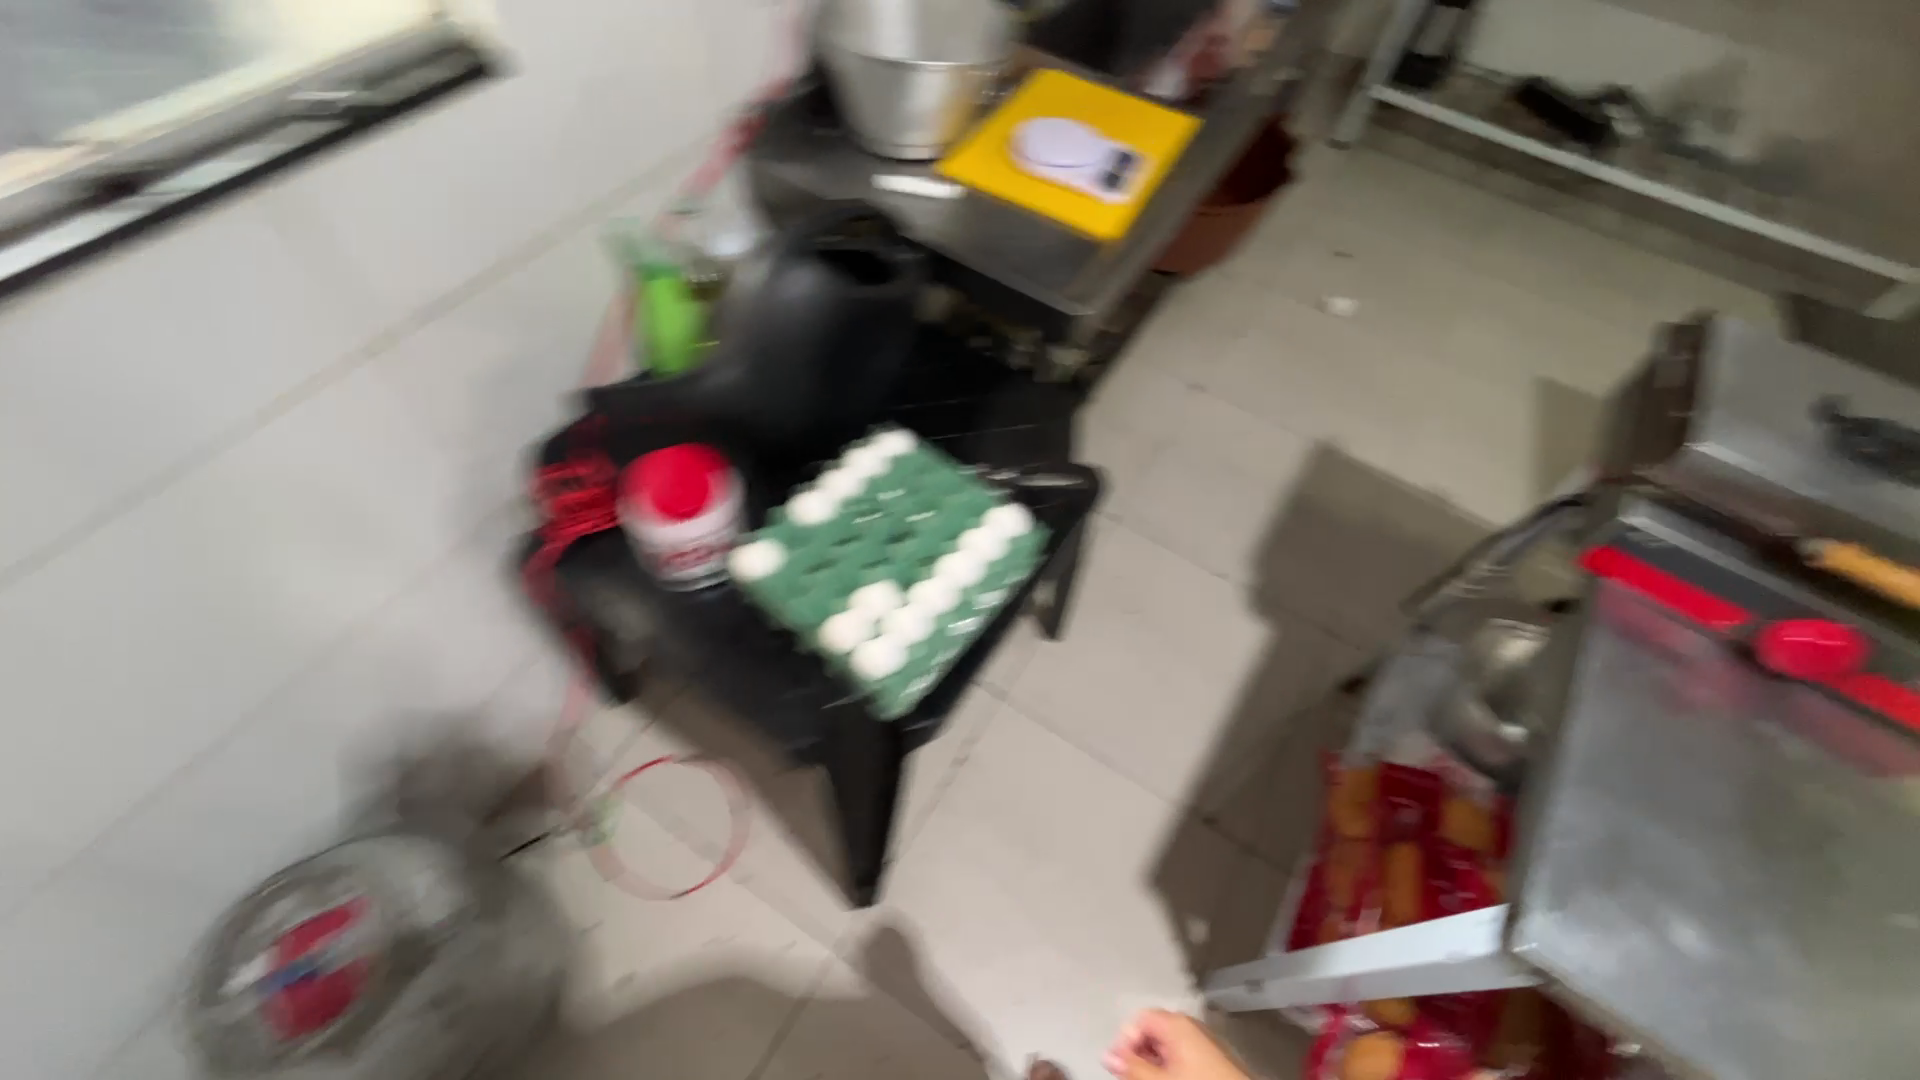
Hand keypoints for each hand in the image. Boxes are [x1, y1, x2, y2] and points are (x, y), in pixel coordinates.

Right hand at [1103, 1009, 1250, 1079]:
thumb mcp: (1160, 1078)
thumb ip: (1132, 1067)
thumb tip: (1108, 1056)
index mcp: (1177, 1023)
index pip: (1139, 1019)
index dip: (1125, 1041)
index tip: (1119, 1065)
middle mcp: (1191, 1024)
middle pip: (1153, 1031)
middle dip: (1139, 1054)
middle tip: (1131, 1076)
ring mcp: (1204, 1041)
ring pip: (1168, 1046)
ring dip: (1153, 1063)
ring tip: (1148, 1079)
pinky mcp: (1214, 1058)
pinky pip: (1183, 1055)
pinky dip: (1171, 1067)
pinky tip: (1169, 1079)